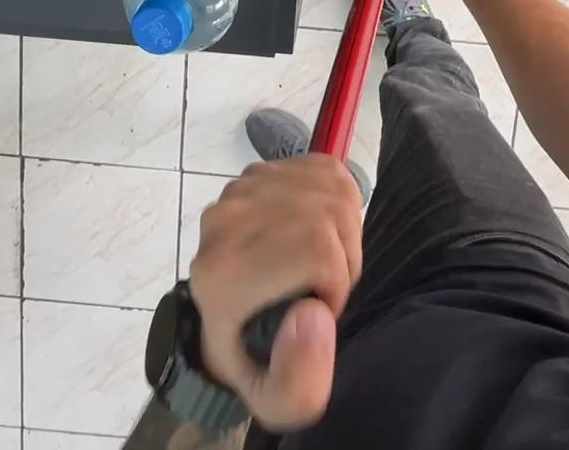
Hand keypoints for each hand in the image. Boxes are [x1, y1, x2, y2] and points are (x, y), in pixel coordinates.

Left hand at [190, 155, 363, 429]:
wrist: (224, 315)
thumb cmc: (254, 356)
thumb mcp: (275, 399)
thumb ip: (299, 382)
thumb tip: (315, 314)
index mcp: (224, 276)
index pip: (317, 250)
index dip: (336, 285)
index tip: (318, 313)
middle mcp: (227, 220)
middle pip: (329, 216)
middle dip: (344, 259)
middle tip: (324, 289)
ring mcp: (242, 187)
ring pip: (332, 192)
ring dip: (344, 231)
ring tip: (319, 261)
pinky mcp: (261, 167)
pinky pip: (327, 172)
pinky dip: (339, 202)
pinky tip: (317, 229)